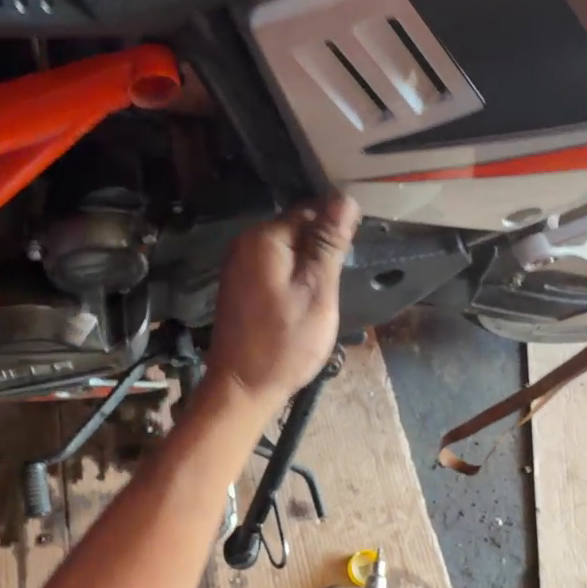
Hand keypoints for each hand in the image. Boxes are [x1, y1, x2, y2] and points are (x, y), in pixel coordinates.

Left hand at [204, 193, 359, 409]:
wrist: (241, 388)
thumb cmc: (284, 343)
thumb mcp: (317, 290)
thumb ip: (329, 243)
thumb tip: (344, 199)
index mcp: (263, 238)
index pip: (310, 212)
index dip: (335, 232)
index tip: (348, 259)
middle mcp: (245, 244)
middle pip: (297, 230)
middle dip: (321, 251)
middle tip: (334, 285)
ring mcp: (238, 265)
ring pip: (287, 252)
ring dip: (307, 269)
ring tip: (320, 298)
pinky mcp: (239, 286)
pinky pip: (273, 269)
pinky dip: (291, 281)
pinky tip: (301, 305)